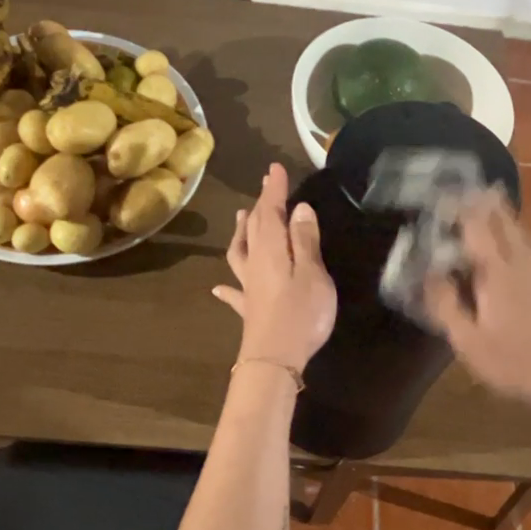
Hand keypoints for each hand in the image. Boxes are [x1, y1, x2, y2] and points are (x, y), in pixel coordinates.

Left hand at [213, 163, 336, 370]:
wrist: (274, 360)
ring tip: (238, 218)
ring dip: (240, 234)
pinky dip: (227, 288)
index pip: (270, 211)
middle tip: (266, 187)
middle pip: (254, 228)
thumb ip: (305, 241)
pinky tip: (218, 289)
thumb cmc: (300, 314)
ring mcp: (248, 287)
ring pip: (240, 253)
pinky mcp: (249, 310)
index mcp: (271, 249)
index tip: (274, 169)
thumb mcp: (312, 273)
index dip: (273, 190)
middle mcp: (254, 263)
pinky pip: (234, 293)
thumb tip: (298, 209)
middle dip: (260, 205)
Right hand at [422, 196, 530, 407]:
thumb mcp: (469, 342)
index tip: (440, 194)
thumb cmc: (517, 362)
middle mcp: (519, 264)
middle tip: (464, 187)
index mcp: (494, 274)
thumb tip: (429, 273)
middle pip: (499, 226)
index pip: (473, 229)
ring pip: (523, 235)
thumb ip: (447, 305)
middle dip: (481, 204)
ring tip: (493, 194)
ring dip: (507, 214)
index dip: (457, 209)